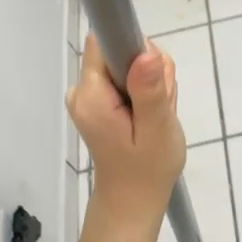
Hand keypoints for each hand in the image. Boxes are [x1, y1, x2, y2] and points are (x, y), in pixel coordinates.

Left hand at [69, 35, 185, 230]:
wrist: (133, 200)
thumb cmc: (147, 170)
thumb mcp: (156, 130)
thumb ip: (150, 90)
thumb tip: (147, 52)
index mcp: (91, 96)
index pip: (105, 41)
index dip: (134, 49)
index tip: (154, 77)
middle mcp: (82, 90)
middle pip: (121, 50)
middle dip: (149, 70)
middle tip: (160, 106)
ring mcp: (89, 94)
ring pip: (128, 62)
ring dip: (150, 83)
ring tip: (155, 115)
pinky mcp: (99, 98)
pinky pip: (127, 76)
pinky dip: (145, 91)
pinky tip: (149, 116)